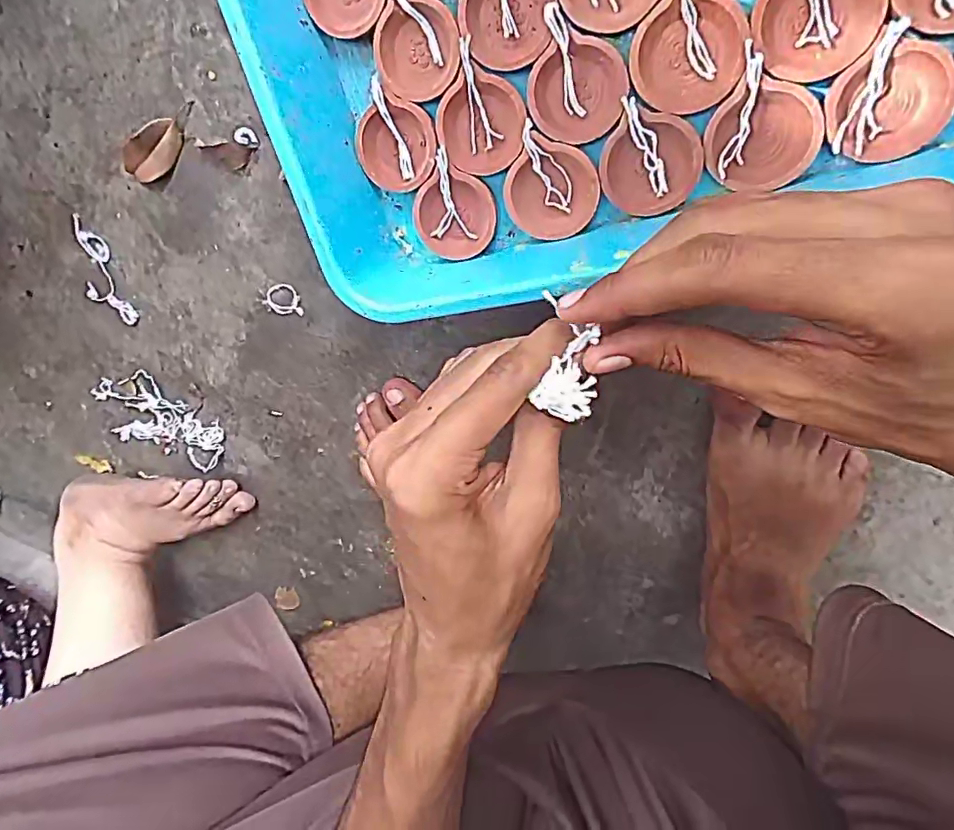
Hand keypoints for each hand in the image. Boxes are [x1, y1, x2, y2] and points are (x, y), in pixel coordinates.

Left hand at [360, 323, 574, 664]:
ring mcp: (384, 445)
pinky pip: (435, 393)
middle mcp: (395, 451)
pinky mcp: (388, 445)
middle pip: (468, 373)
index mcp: (427, 473)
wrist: (447, 622)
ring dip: (500, 365)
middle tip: (566, 347)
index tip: (568, 331)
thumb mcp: (533, 509)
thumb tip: (555, 378)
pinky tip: (503, 380)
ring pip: (452, 376)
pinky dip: (472, 382)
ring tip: (545, 365)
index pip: (492, 388)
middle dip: (522, 354)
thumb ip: (541, 432)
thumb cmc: (491, 585)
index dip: (537, 353)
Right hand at [557, 180, 953, 486]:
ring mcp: (902, 191)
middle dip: (651, 265)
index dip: (644, 284)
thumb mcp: (801, 396)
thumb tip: (609, 346)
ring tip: (632, 291)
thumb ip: (699, 358)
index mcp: (902, 285)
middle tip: (600, 305)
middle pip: (731, 222)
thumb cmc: (918, 418)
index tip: (586, 309)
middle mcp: (907, 216)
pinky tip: (682, 268)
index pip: (734, 264)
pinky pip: (772, 206)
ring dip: (675, 250)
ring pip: (744, 206)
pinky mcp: (888, 187)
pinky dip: (715, 238)